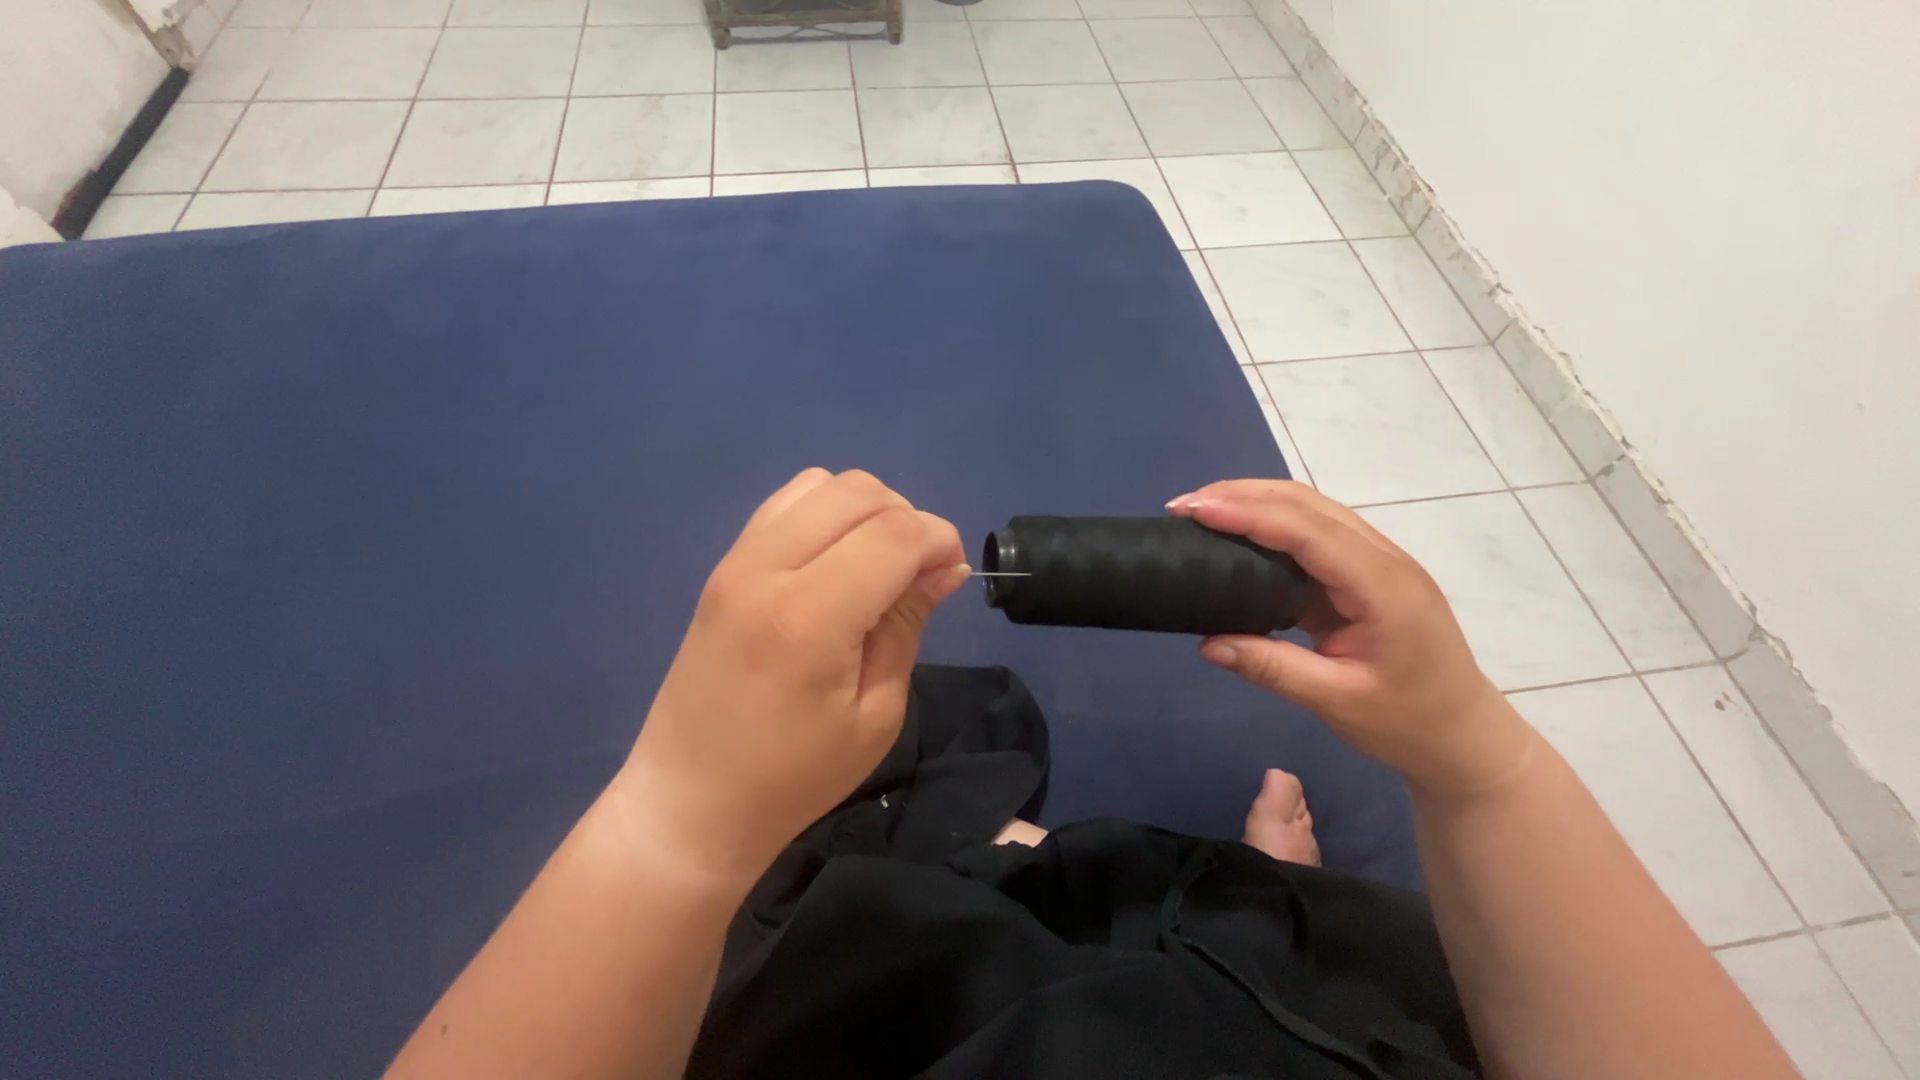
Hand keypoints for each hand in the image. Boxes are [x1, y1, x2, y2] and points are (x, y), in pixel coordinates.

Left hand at [615, 468, 967, 885]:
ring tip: (876, 564)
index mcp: (810, 617)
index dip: (939, 539)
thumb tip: (945, 567)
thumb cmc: (793, 776)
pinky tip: (835, 560)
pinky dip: (825, 512)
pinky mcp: (723, 565)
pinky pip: (784, 504)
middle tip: (918, 573)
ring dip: (865, 509)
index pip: (894, 533)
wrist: (691, 799)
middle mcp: (767, 569)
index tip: (952, 575)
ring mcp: (736, 561)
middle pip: (859, 492)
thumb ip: (907, 625)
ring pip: (820, 484)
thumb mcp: (875, 714)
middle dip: (907, 518)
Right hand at [1168, 480, 1533, 800]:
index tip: (1195, 512)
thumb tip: (1207, 643)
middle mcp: (1384, 560)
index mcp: (1383, 587)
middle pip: (1309, 504)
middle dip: (1244, 494)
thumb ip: (1273, 669)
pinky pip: (1314, 534)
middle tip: (1184, 507)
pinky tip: (1238, 535)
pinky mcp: (1365, 574)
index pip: (1308, 533)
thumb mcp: (1337, 702)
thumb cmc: (1408, 723)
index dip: (1249, 514)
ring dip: (1256, 502)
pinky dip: (1271, 524)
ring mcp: (1378, 563)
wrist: (1465, 738)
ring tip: (1202, 512)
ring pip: (1312, 510)